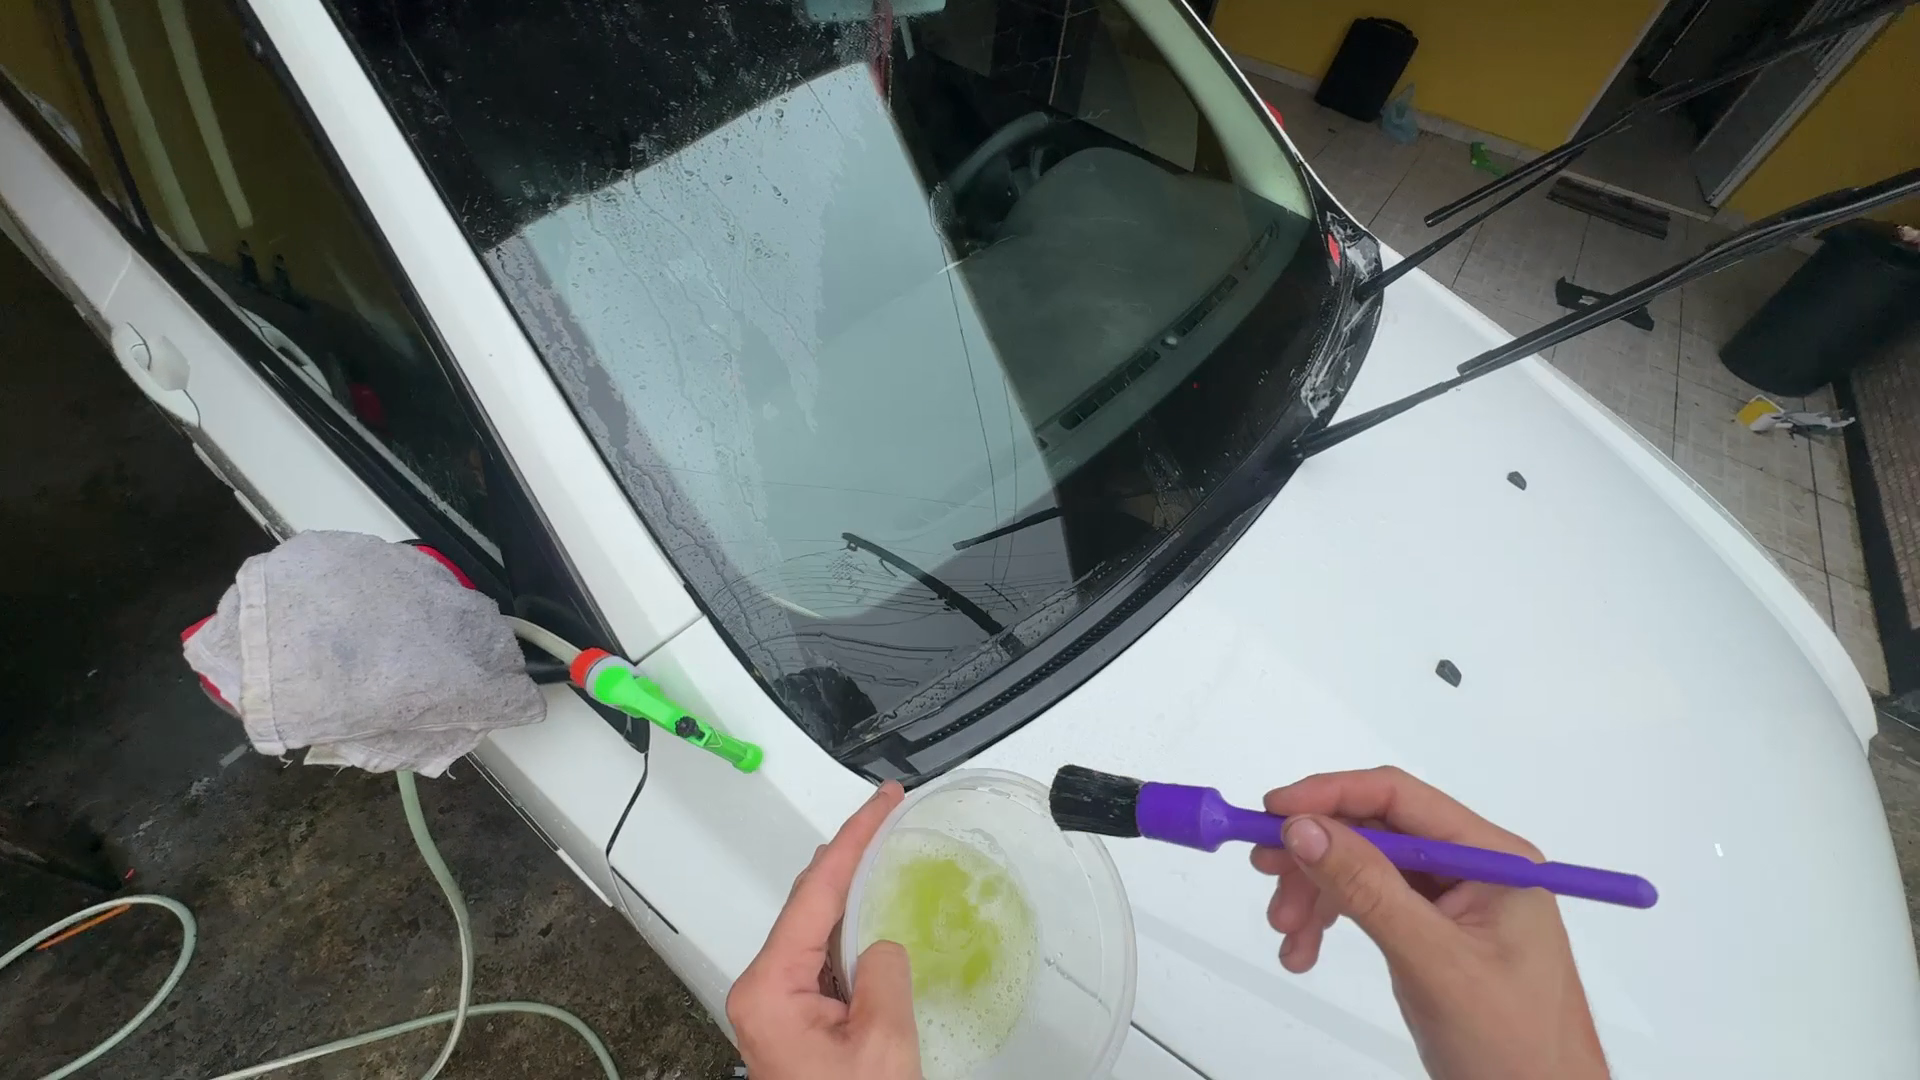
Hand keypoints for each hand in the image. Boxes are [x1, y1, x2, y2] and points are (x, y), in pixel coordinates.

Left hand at [728, 782, 920, 1079]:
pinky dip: (853, 919)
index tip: (883, 800)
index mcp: (772, 986)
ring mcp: (779, 998)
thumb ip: (883, 971)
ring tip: (885, 845)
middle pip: (811, 896)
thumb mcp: (882, 1045)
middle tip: (889, 814)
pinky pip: (826, 948)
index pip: (817, 888)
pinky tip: (876, 902)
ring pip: (818, 919)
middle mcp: (766, 985)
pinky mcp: (797, 1011)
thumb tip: (881, 941)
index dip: (855, 835)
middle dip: (851, 851)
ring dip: (853, 883)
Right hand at [1251, 767, 1607, 1079]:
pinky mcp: (1425, 924)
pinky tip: (1303, 948)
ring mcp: (1446, 895)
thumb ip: (1366, 886)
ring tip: (1286, 932)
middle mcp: (1466, 864)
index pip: (1396, 795)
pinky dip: (1325, 918)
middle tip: (1265, 873)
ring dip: (1312, 892)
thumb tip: (1299, 826)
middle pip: (1369, 830)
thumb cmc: (1512, 1047)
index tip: (1272, 811)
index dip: (1329, 794)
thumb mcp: (1433, 961)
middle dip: (1315, 856)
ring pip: (1356, 864)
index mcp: (1489, 856)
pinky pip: (1361, 899)